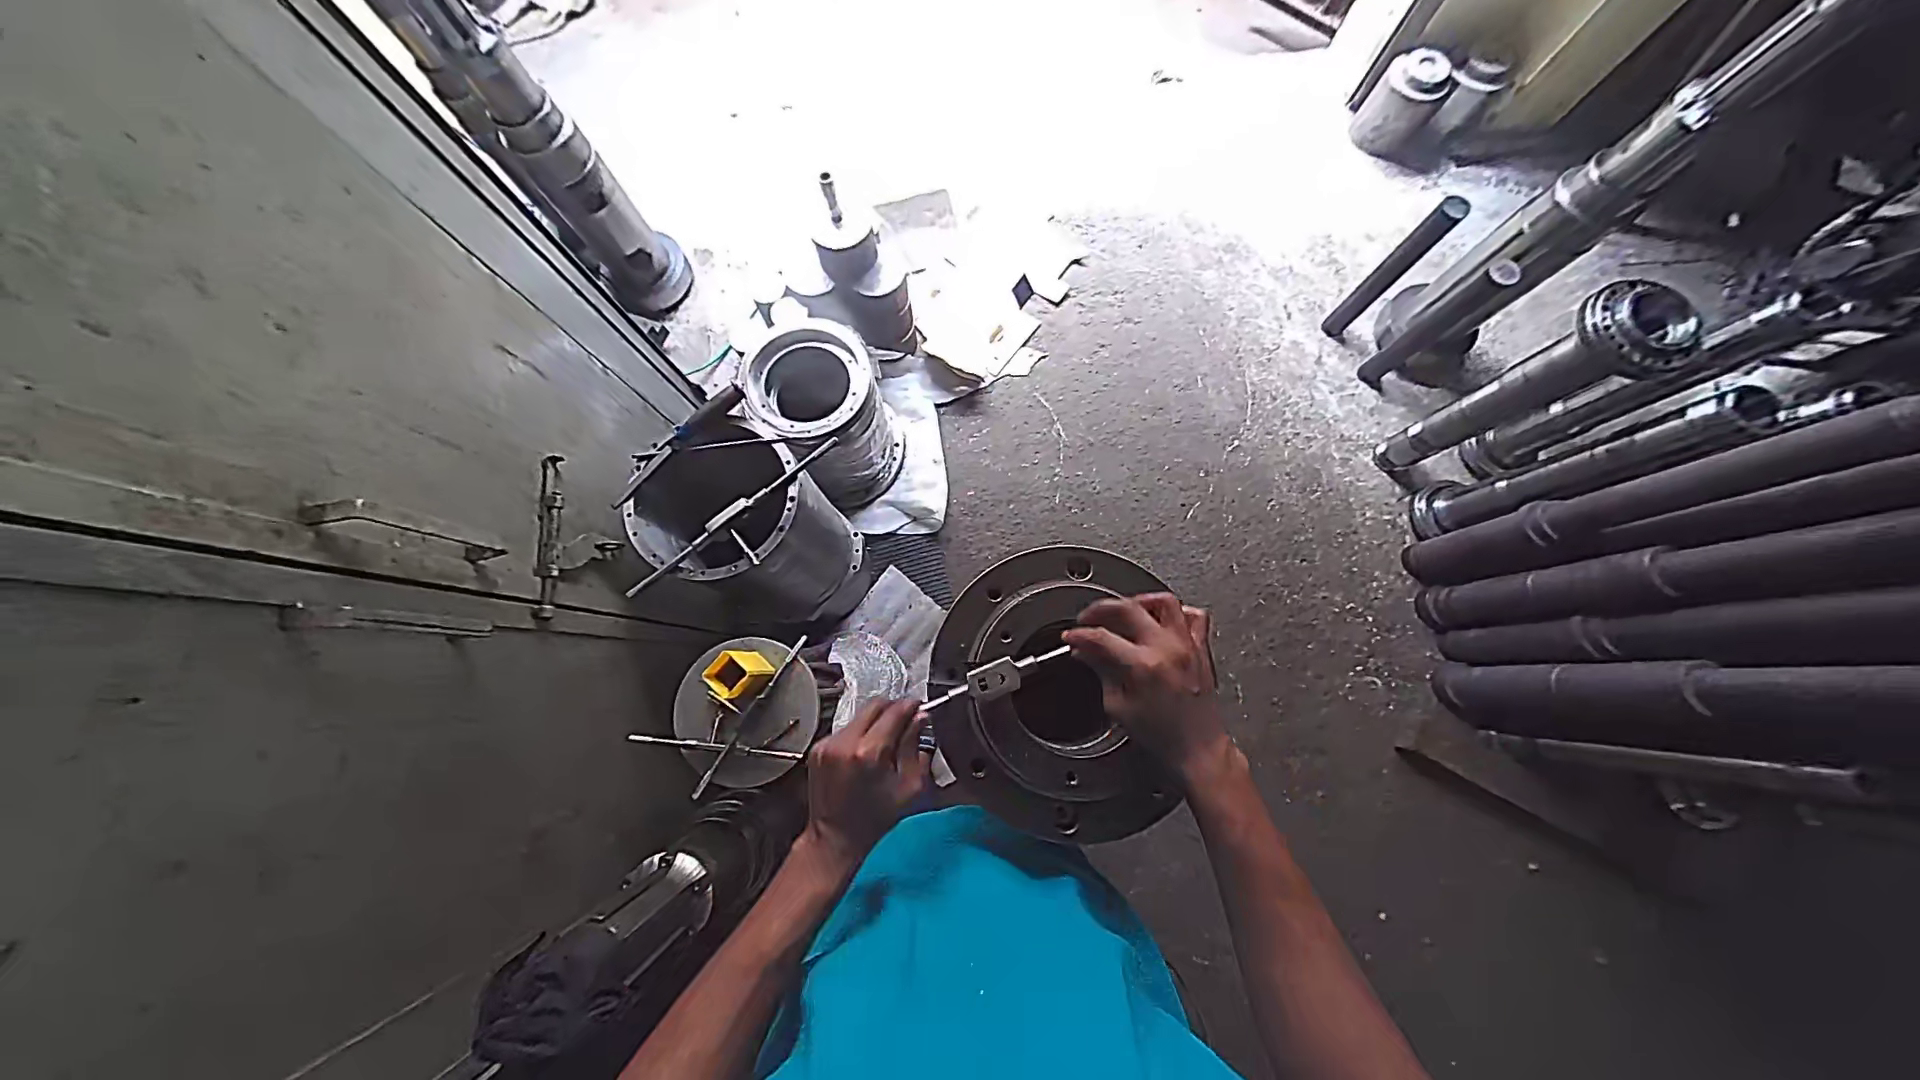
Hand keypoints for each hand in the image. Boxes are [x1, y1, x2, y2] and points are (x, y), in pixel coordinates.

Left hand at [800, 698, 930, 871]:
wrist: (835, 838)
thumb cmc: (874, 820)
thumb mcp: (909, 787)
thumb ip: (915, 746)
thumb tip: (920, 718)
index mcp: (869, 753)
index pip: (894, 711)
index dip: (911, 706)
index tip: (919, 708)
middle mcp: (845, 743)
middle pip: (875, 705)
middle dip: (893, 709)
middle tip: (906, 721)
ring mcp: (828, 744)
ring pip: (860, 715)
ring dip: (876, 722)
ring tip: (885, 744)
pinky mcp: (819, 748)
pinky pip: (846, 729)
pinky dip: (860, 734)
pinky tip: (865, 755)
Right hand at [1062, 593, 1236, 787]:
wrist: (1198, 748)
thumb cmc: (1163, 736)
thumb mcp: (1118, 706)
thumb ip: (1101, 672)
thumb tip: (1086, 652)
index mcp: (1144, 666)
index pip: (1102, 637)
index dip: (1080, 635)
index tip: (1071, 636)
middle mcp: (1168, 650)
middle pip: (1128, 608)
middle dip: (1101, 609)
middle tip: (1089, 618)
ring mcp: (1187, 646)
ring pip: (1163, 602)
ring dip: (1138, 602)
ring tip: (1124, 612)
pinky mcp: (1200, 648)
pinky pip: (1193, 616)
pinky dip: (1175, 613)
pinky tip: (1160, 621)